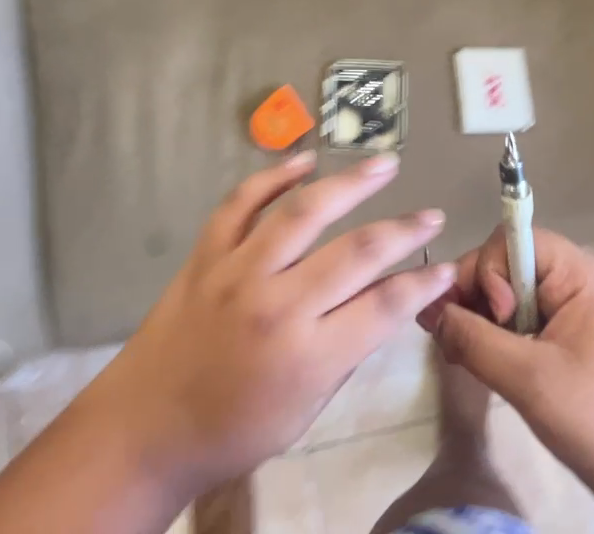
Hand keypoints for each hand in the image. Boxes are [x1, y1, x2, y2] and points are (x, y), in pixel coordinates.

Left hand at [83, 152, 454, 501]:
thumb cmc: (233, 430)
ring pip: (303, 212)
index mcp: (309, 355)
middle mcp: (278, 304)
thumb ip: (344, 355)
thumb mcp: (305, 411)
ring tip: (383, 164)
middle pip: (356, 251)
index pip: (386, 306)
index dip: (424, 283)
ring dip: (349, 184)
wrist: (147, 425)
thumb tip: (380, 307)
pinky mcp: (206, 255)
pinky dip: (272, 178)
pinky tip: (302, 162)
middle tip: (431, 214)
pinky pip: (240, 204)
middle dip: (404, 230)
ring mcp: (238, 271)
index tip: (445, 267)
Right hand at [422, 227, 593, 532]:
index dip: (490, 268)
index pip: (518, 240)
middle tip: (456, 338)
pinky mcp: (572, 337)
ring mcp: (578, 310)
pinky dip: (497, 334)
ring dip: (482, 317)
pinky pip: (523, 316)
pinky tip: (481, 360)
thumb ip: (472, 337)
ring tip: (463, 354)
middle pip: (511, 263)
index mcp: (583, 278)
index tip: (490, 316)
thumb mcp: (526, 378)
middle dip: (477, 294)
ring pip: (512, 292)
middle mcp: (581, 282)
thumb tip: (429, 310)